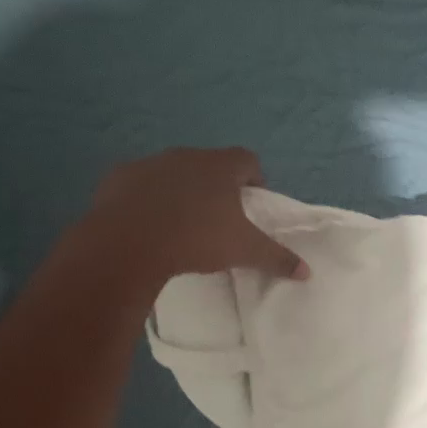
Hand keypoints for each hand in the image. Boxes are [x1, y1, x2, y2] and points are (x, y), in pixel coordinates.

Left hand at [82, 147, 309, 282]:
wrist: (129, 243)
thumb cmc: (197, 239)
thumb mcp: (245, 251)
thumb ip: (278, 258)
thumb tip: (307, 271)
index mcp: (221, 167)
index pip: (248, 160)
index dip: (254, 179)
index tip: (252, 202)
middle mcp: (187, 156)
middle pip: (210, 163)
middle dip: (217, 184)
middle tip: (220, 216)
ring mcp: (150, 164)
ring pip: (174, 171)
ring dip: (182, 189)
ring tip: (183, 221)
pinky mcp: (119, 177)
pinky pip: (141, 183)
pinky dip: (148, 197)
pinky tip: (148, 222)